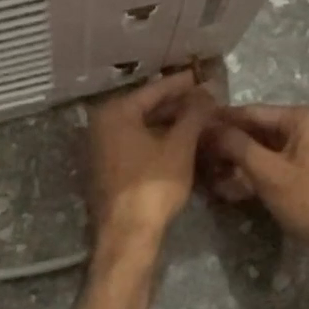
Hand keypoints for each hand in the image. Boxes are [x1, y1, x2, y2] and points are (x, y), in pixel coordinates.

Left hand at [87, 73, 216, 239]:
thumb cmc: (153, 184)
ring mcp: (102, 147)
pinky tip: (181, 141)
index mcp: (115, 112)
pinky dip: (158, 140)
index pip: (154, 89)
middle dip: (177, 104)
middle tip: (206, 99)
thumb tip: (206, 92)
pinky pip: (136, 143)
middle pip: (146, 107)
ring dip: (169, 123)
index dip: (182, 83)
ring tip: (199, 119)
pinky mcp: (108, 167)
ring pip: (142, 127)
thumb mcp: (180, 146)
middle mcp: (102, 124)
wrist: (127, 233)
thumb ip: (193, 115)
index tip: (203, 75)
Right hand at [203, 105, 308, 252]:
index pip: (253, 112)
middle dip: (230, 148)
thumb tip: (207, 127)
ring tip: (209, 180)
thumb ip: (235, 146)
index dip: (220, 122)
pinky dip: (260, 180)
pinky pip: (285, 173)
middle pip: (263, 133)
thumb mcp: (269, 172)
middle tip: (196, 160)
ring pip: (272, 156)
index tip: (191, 130)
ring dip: (241, 167)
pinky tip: (233, 193)